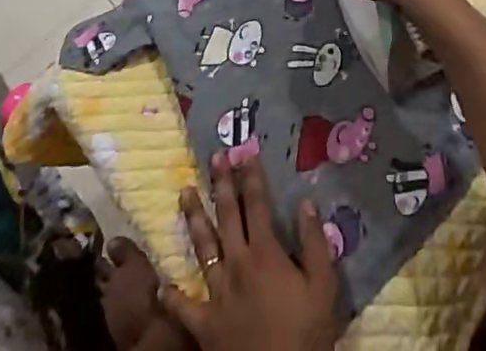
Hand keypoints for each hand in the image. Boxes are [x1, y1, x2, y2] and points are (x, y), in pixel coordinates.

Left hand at [164, 153, 339, 350]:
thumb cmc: (306, 331)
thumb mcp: (323, 285)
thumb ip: (314, 242)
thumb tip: (306, 203)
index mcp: (266, 253)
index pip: (258, 205)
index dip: (252, 177)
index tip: (246, 153)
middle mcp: (237, 264)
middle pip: (228, 216)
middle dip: (222, 184)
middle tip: (215, 158)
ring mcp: (217, 293)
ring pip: (202, 247)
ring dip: (194, 218)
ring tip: (185, 192)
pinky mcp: (203, 323)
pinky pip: (183, 305)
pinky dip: (170, 294)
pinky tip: (161, 283)